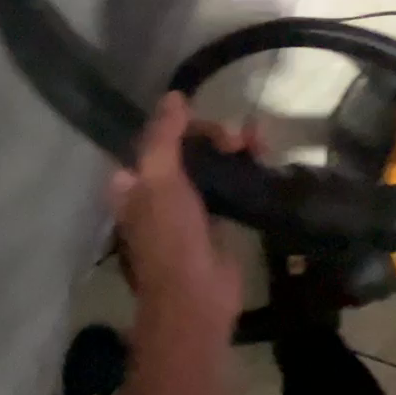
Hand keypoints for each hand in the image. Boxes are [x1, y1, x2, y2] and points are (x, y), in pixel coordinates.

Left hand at [108, 92, 254, 339]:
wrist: (197, 299)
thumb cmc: (169, 238)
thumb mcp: (160, 179)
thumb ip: (163, 135)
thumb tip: (173, 95)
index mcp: (132, 184)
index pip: (153, 139)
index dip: (175, 123)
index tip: (199, 114)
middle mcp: (155, 193)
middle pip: (185, 148)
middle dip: (211, 135)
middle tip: (233, 138)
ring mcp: (186, 208)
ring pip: (209, 163)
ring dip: (233, 147)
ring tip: (257, 142)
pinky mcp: (215, 221)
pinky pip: (229, 183)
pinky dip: (244, 167)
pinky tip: (262, 155)